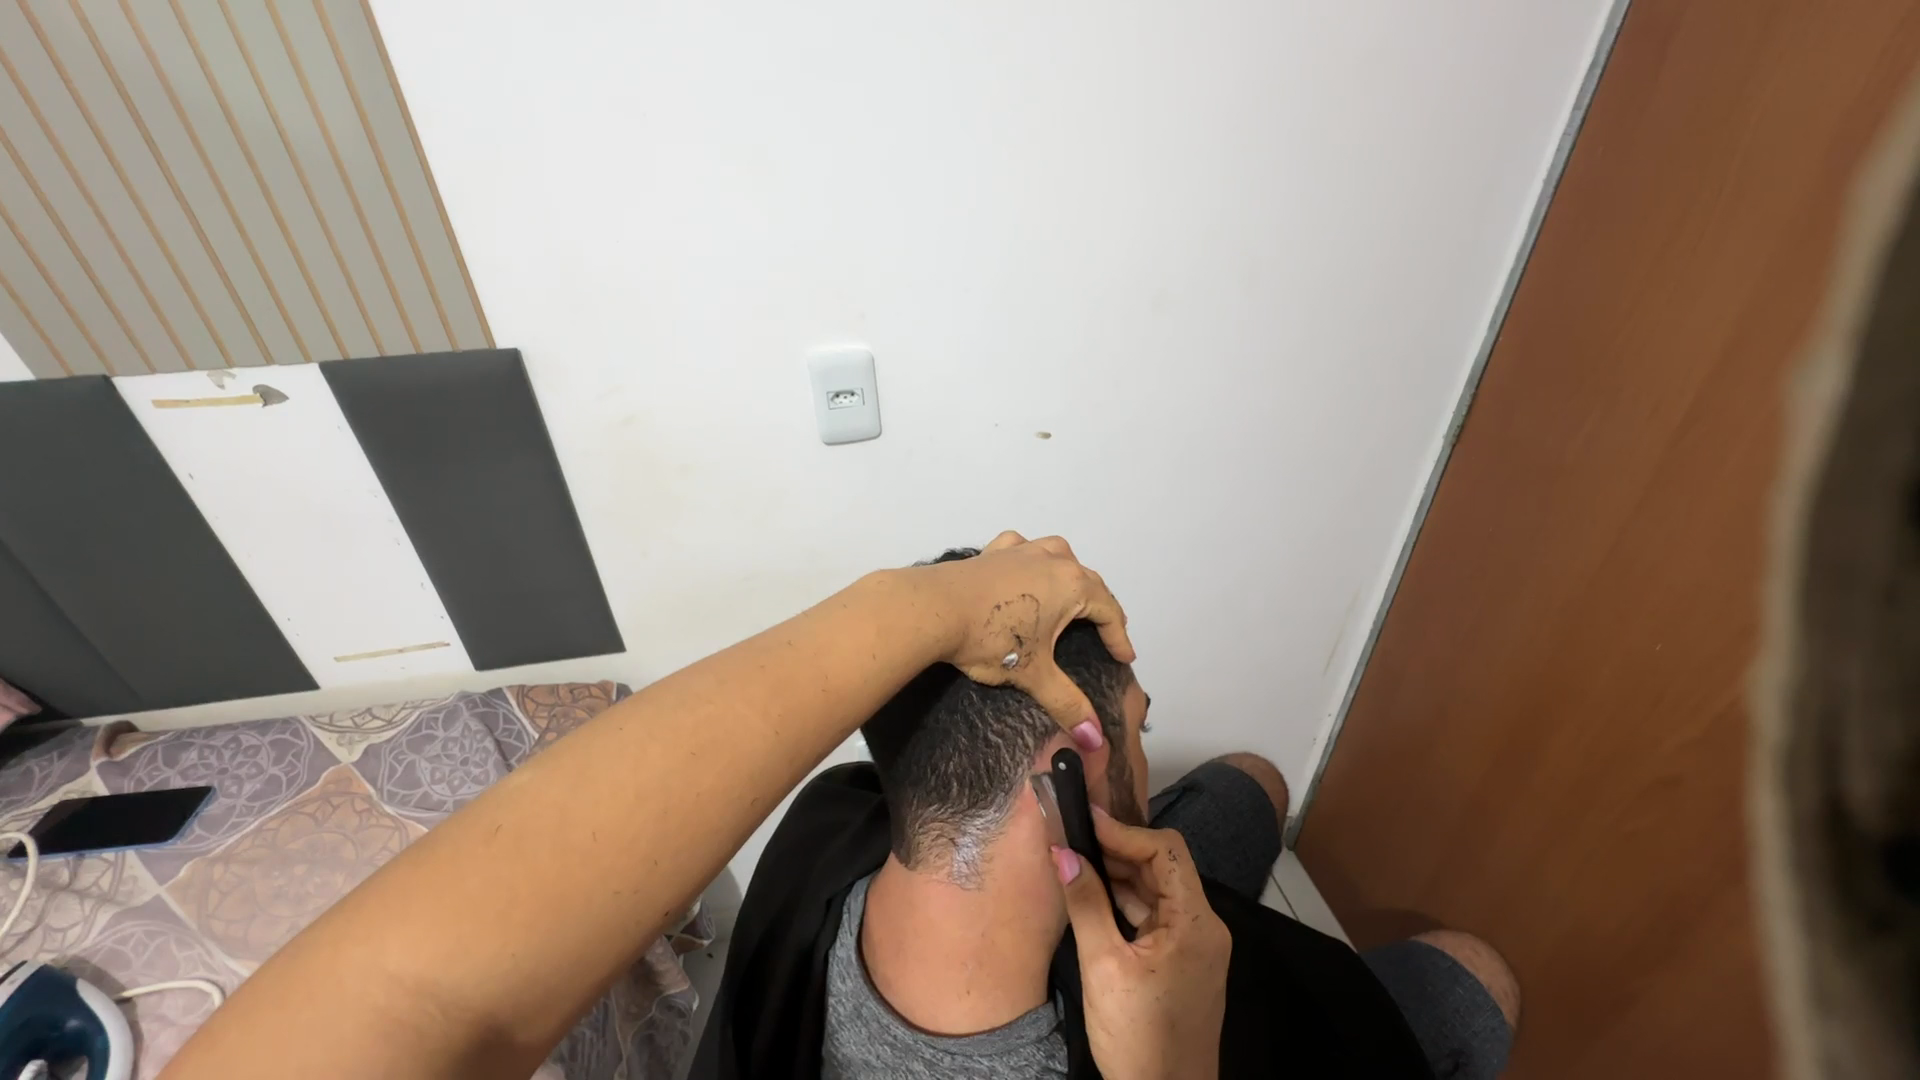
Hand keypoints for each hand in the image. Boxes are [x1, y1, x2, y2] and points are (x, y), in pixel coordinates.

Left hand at [915, 531, 1134, 744]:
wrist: (932, 608)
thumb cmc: (991, 639)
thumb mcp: (1034, 674)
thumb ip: (1068, 705)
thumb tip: (1096, 741)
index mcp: (1072, 585)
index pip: (1109, 611)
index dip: (1119, 637)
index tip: (1124, 657)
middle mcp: (1052, 560)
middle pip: (1089, 581)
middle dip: (1100, 607)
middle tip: (1105, 631)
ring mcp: (1021, 550)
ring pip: (1058, 554)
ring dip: (1069, 573)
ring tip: (1068, 595)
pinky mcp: (991, 551)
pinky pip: (1021, 549)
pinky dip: (1029, 558)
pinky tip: (1023, 567)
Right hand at [1056, 808, 1229, 1079]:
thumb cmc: (1138, 1037)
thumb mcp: (1104, 966)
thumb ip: (1086, 904)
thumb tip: (1063, 852)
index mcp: (1196, 922)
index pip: (1166, 851)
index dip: (1126, 831)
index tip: (1086, 820)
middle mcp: (1203, 926)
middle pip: (1163, 867)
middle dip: (1119, 849)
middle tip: (1074, 836)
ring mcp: (1195, 946)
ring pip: (1157, 891)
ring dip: (1119, 875)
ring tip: (1077, 860)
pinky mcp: (1182, 963)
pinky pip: (1155, 917)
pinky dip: (1125, 902)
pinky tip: (1094, 896)